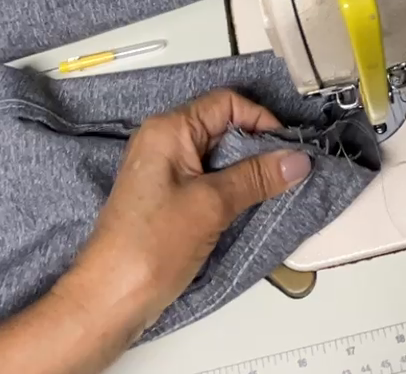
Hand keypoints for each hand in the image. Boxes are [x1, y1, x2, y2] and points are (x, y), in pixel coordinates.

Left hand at [0, 90, 313, 373]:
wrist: (108, 301)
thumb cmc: (150, 246)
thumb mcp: (212, 205)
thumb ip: (257, 177)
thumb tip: (297, 159)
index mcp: (169, 128)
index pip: (226, 103)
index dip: (260, 119)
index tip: (288, 147)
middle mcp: (164, 140)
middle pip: (223, 126)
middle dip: (258, 144)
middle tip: (288, 168)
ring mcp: (163, 169)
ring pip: (218, 154)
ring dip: (247, 168)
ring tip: (275, 186)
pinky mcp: (166, 196)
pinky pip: (207, 176)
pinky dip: (231, 185)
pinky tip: (250, 203)